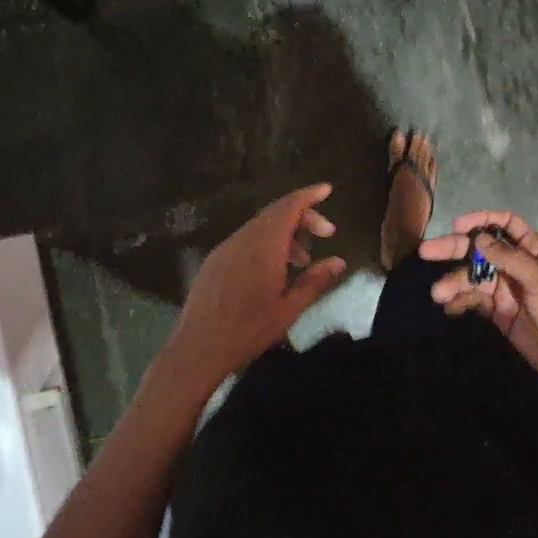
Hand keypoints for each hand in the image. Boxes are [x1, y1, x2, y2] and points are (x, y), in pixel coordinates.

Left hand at [162, 183, 345, 385]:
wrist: (198, 347)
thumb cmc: (249, 330)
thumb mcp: (290, 308)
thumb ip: (315, 281)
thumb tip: (339, 261)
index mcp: (264, 246)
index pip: (288, 207)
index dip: (309, 195)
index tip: (327, 190)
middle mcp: (243, 239)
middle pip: (275, 213)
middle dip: (302, 217)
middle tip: (326, 234)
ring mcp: (225, 248)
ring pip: (259, 227)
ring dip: (285, 234)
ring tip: (302, 260)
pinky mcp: (214, 261)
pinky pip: (245, 240)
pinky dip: (265, 243)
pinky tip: (273, 270)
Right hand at [418, 212, 537, 391]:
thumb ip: (510, 259)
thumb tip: (479, 238)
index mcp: (536, 252)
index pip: (507, 225)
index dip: (483, 221)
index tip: (458, 226)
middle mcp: (519, 267)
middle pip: (483, 250)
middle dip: (456, 249)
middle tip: (426, 251)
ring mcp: (508, 291)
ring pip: (474, 277)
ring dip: (455, 282)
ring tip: (438, 295)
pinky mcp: (499, 314)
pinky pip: (475, 301)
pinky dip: (460, 302)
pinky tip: (450, 309)